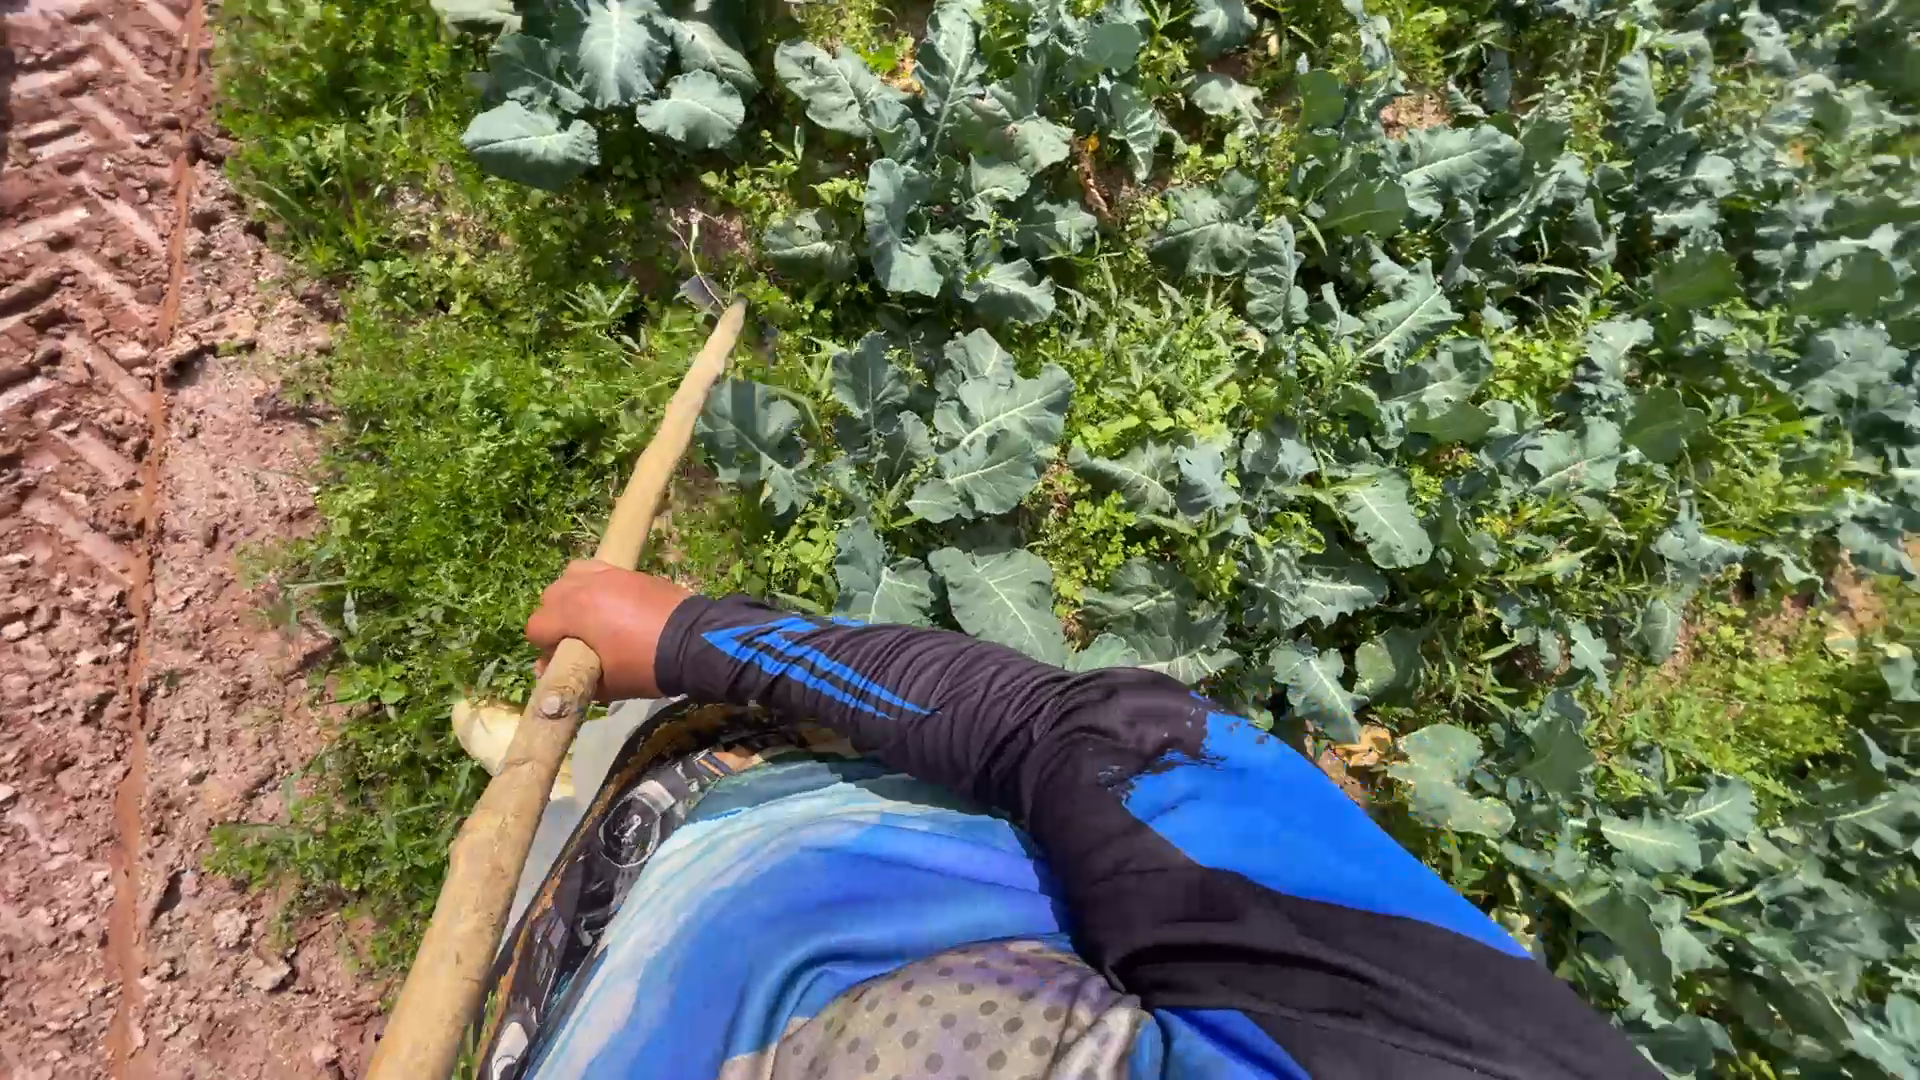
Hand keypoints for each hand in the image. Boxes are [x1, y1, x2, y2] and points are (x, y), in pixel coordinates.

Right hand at [524, 561, 693, 699]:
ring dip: (574, 596)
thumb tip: (550, 670)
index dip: (547, 647)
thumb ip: (571, 677)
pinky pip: (599, 570)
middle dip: (557, 620)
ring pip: (572, 577)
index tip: (565, 660)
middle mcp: (586, 585)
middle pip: (551, 597)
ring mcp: (611, 574)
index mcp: (574, 611)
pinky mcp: (631, 572)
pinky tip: (611, 606)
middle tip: (580, 640)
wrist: (695, 642)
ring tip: (592, 618)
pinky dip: (596, 585)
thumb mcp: (606, 684)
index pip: (537, 626)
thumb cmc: (646, 665)